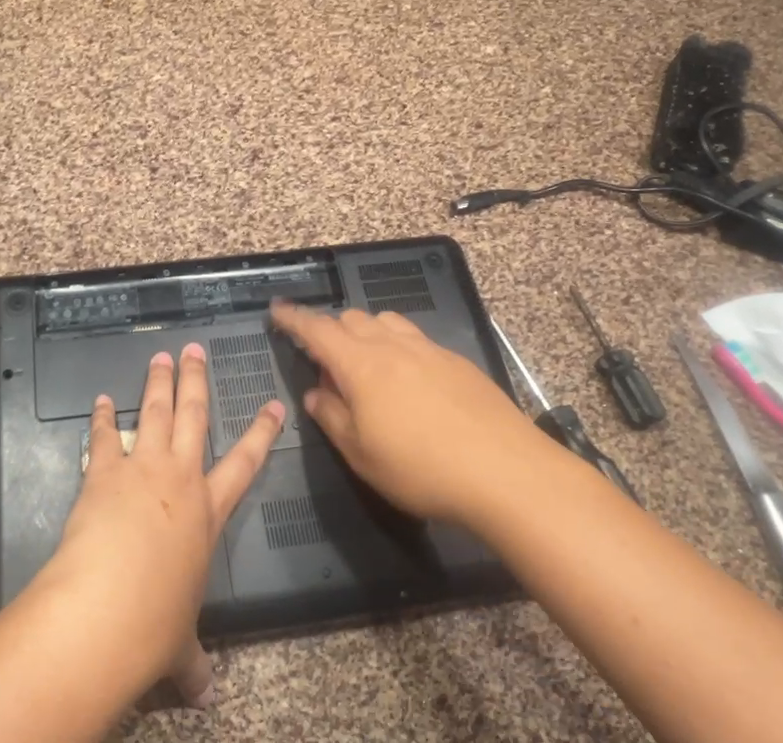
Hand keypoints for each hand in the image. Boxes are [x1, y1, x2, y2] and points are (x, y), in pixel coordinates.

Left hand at [38, 344, 283, 706]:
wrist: (109, 608)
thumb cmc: (156, 624)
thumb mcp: (181, 646)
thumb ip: (194, 663)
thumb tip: (206, 695)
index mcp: (209, 513)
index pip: (245, 464)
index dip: (262, 433)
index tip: (272, 405)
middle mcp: (180, 481)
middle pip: (194, 417)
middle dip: (197, 380)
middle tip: (194, 350)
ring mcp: (142, 471)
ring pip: (156, 414)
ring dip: (159, 384)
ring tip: (160, 356)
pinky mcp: (103, 473)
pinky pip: (105, 437)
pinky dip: (104, 417)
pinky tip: (104, 400)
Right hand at [270, 301, 533, 526]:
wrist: (506, 472)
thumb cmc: (421, 468)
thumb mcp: (361, 454)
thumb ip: (332, 418)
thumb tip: (317, 393)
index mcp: (362, 364)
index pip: (318, 330)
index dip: (294, 319)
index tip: (277, 310)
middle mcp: (394, 346)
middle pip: (353, 319)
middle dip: (331, 329)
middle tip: (324, 361)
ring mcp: (430, 350)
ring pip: (387, 322)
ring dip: (366, 332)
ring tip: (365, 364)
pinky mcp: (458, 363)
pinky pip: (416, 340)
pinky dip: (398, 346)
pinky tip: (407, 380)